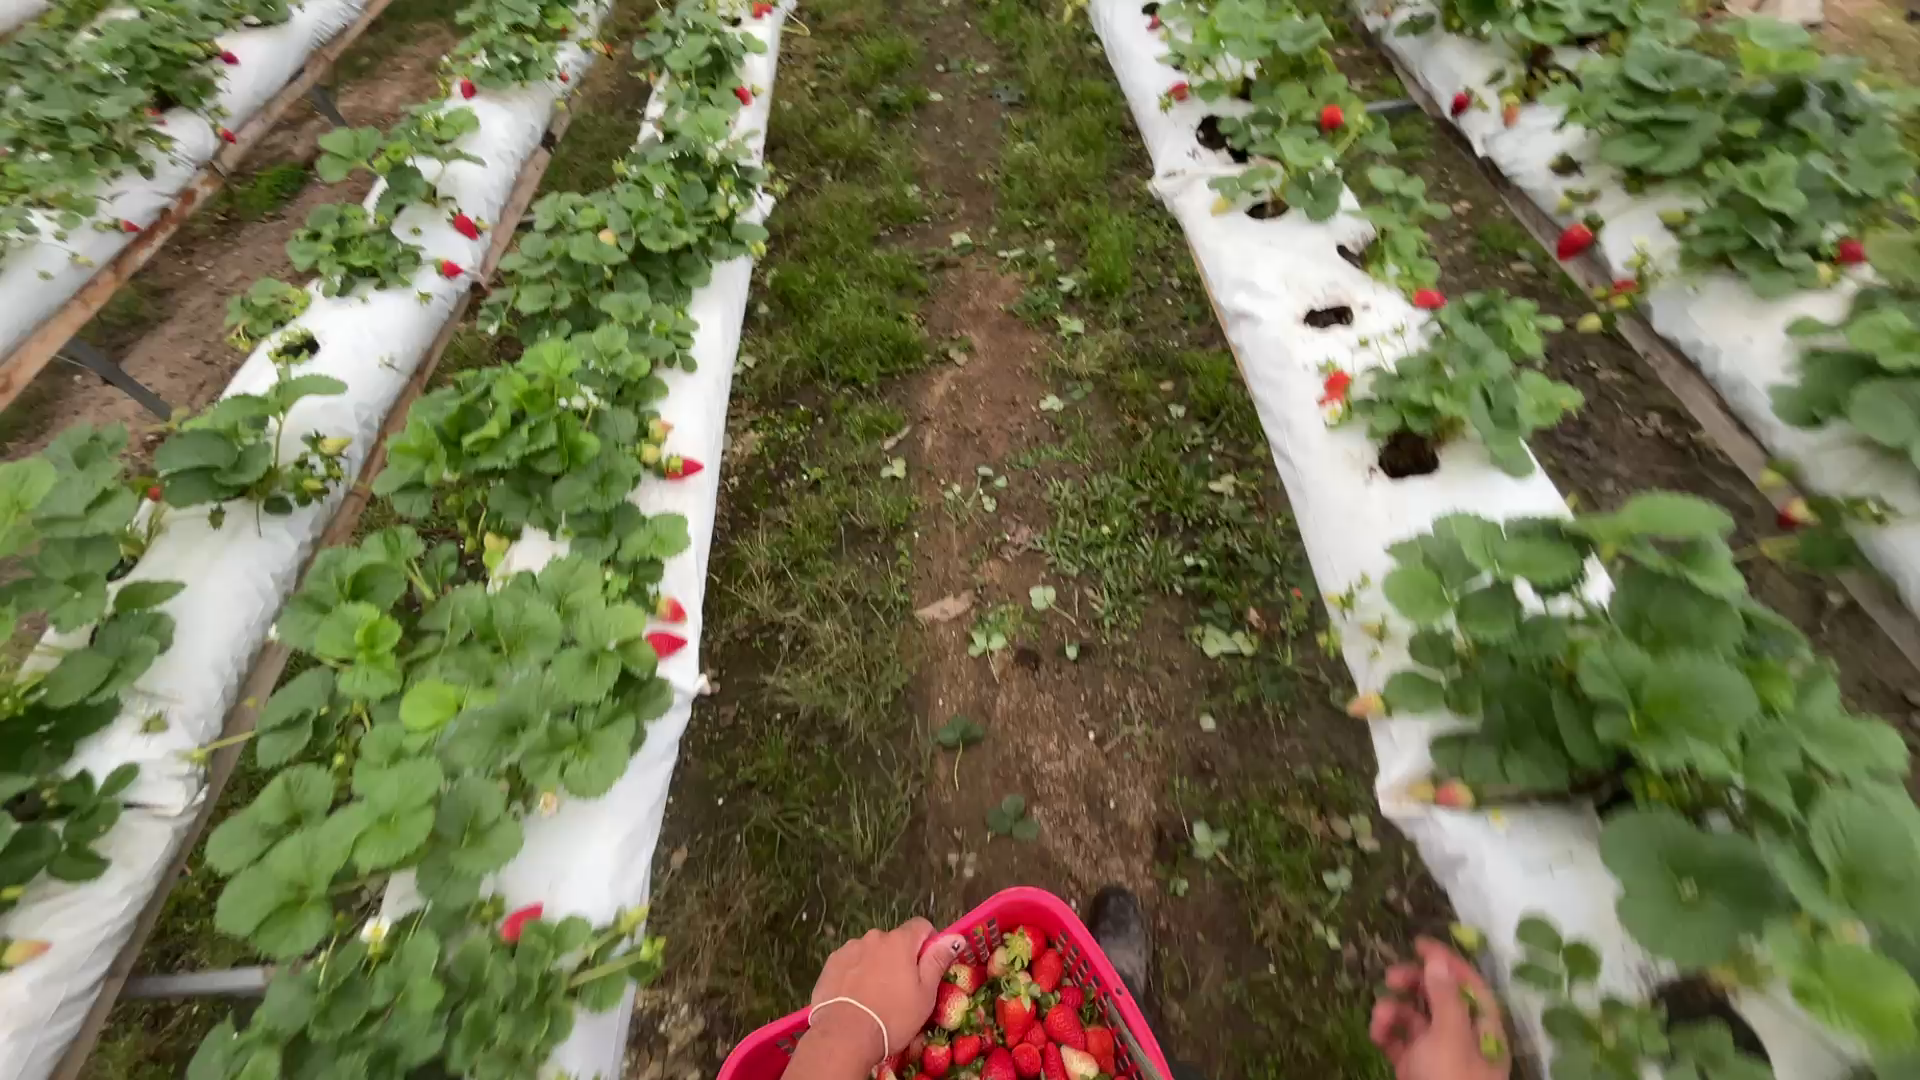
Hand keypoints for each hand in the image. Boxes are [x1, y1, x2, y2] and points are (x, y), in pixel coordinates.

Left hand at [797, 918, 966, 1072]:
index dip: (928, 942)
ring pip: (871, 951)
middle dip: (900, 958)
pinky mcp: (832, 962)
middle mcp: (875, 936)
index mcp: (900, 941)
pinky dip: (855, 973)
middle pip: (895, 941)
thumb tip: (955, 937)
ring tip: (874, 996)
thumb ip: (938, 961)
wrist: (844, 1036)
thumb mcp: (925, 994)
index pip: (921, 925)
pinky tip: (855, 997)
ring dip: (876, 965)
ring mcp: (850, 948)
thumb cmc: (892, 1016)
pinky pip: (851, 962)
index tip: (927, 966)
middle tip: (901, 989)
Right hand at [1369, 937, 1511, 1079]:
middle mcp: (1460, 1038)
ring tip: (1379, 1020)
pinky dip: (1384, 1031)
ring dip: (1391, 1010)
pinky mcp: (1413, 1065)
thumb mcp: (1450, 1038)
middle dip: (1412, 984)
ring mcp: (1435, 1053)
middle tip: (1392, 977)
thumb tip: (1438, 960)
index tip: (1419, 943)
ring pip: (1412, 1015)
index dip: (1449, 963)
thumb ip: (1444, 997)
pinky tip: (1376, 1036)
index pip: (1471, 987)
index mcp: (1482, 1032)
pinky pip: (1397, 1037)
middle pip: (1437, 996)